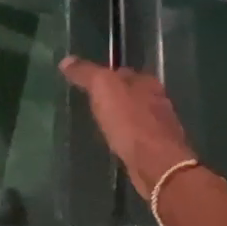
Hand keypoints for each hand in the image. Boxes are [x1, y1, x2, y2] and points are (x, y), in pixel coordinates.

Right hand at [59, 57, 196, 192]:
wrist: (156, 164)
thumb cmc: (130, 121)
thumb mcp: (102, 88)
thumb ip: (85, 72)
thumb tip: (66, 60)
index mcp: (146, 81)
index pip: (122, 71)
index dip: (104, 75)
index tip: (88, 83)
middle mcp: (157, 100)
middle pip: (131, 93)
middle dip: (115, 97)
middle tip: (92, 103)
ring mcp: (160, 126)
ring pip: (136, 115)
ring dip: (122, 118)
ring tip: (101, 124)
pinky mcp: (158, 149)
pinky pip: (138, 136)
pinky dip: (127, 136)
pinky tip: (116, 143)